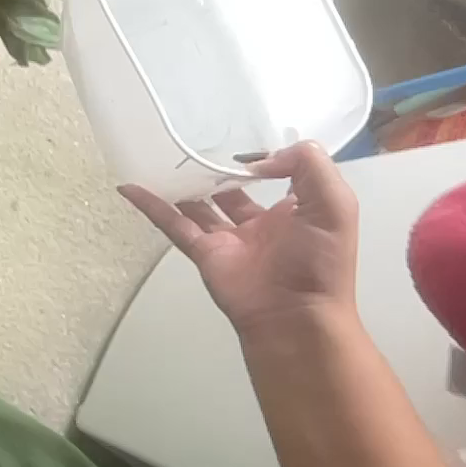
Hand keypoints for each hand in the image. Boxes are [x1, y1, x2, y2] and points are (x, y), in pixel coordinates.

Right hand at [119, 141, 358, 336]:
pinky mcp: (202, 252)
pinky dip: (151, 206)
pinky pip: (173, 224)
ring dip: (181, 187)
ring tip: (159, 163)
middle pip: (231, 191)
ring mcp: (228, 239)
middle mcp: (260, 223)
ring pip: (198, 206)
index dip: (264, 159)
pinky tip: (130, 188)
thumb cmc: (320, 259)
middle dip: (215, 173)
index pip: (277, 176)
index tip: (246, 152)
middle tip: (194, 151)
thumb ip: (306, 166)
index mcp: (295, 210)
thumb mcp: (335, 202)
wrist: (295, 314)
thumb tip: (255, 162)